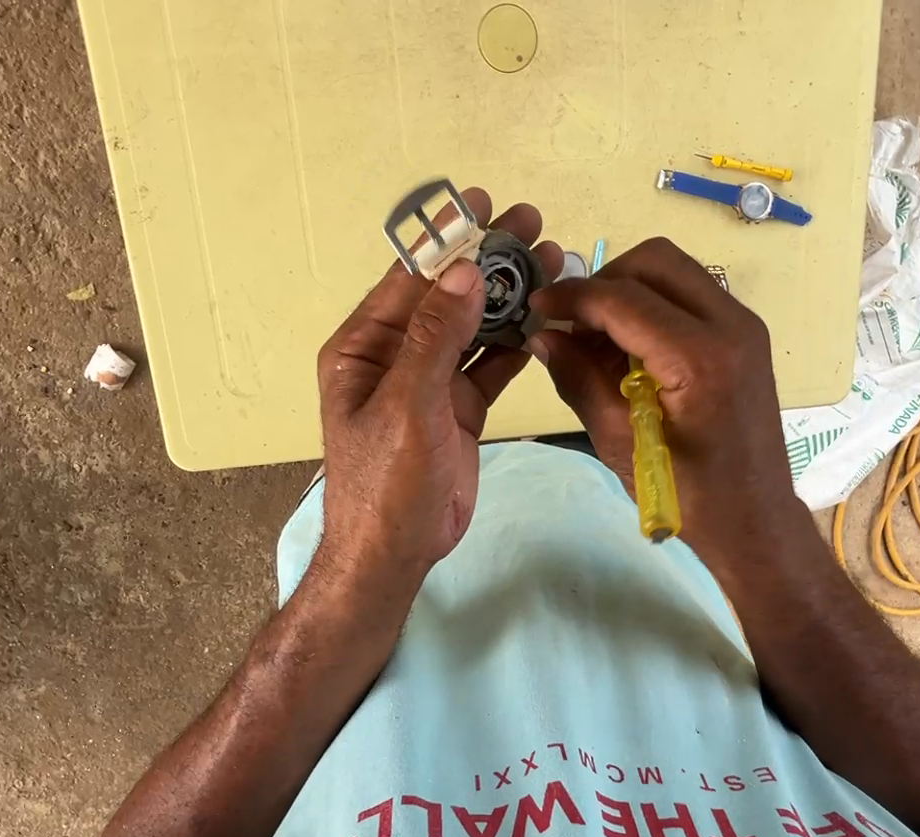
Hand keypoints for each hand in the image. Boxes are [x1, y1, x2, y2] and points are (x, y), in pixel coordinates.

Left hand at [315, 188, 561, 592]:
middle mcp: (396, 357)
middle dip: (488, 261)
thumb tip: (466, 269)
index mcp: (365, 348)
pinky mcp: (457, 409)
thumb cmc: (387, 482)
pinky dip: (514, 343)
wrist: (396, 551)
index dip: (447, 240)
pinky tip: (544, 319)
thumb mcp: (407, 405)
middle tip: (534, 225)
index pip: (408, 279)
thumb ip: (436, 337)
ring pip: (473, 328)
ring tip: (554, 263)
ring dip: (509, 299)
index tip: (484, 203)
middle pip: (447, 296)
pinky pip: (488, 364)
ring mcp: (429, 383)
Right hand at [530, 237, 810, 575]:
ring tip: (595, 341)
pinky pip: (688, 295)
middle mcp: (731, 325)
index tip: (537, 307)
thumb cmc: (687, 497)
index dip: (572, 297)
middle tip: (571, 325)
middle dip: (602, 284)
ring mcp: (743, 326)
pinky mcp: (743, 335)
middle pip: (654, 262)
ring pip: (673, 272)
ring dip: (626, 293)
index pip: (623, 299)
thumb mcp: (621, 444)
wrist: (753, 518)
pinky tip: (627, 350)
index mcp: (700, 359)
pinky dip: (650, 307)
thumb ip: (579, 381)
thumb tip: (542, 337)